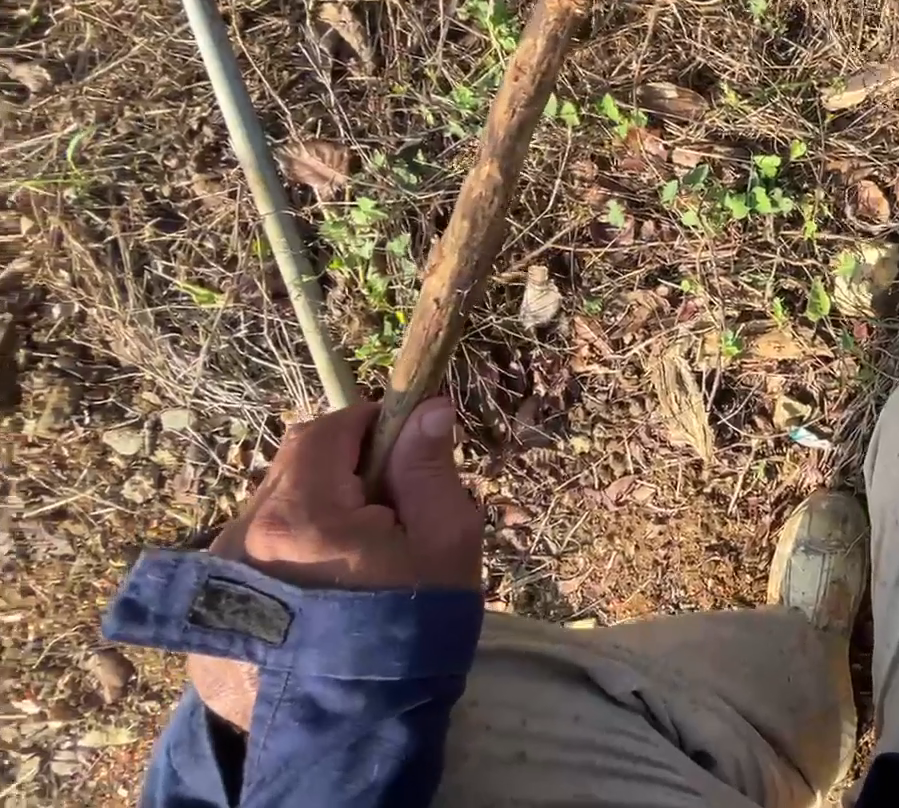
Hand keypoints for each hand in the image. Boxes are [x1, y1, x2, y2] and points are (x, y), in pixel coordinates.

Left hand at [189, 398, 481, 730]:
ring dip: (323, 508)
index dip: (368, 422)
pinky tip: (333, 589)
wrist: (353, 733)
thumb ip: (430, 469)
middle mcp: (240, 536)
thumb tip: (427, 409)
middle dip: (350, 469)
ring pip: (276, 510)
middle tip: (399, 505)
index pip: (324, 432)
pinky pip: (256, 550)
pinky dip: (297, 546)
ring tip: (367, 555)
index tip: (407, 435)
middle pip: (295, 469)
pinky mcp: (209, 609)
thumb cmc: (414, 624)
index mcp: (301, 515)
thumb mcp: (445, 538)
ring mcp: (217, 576)